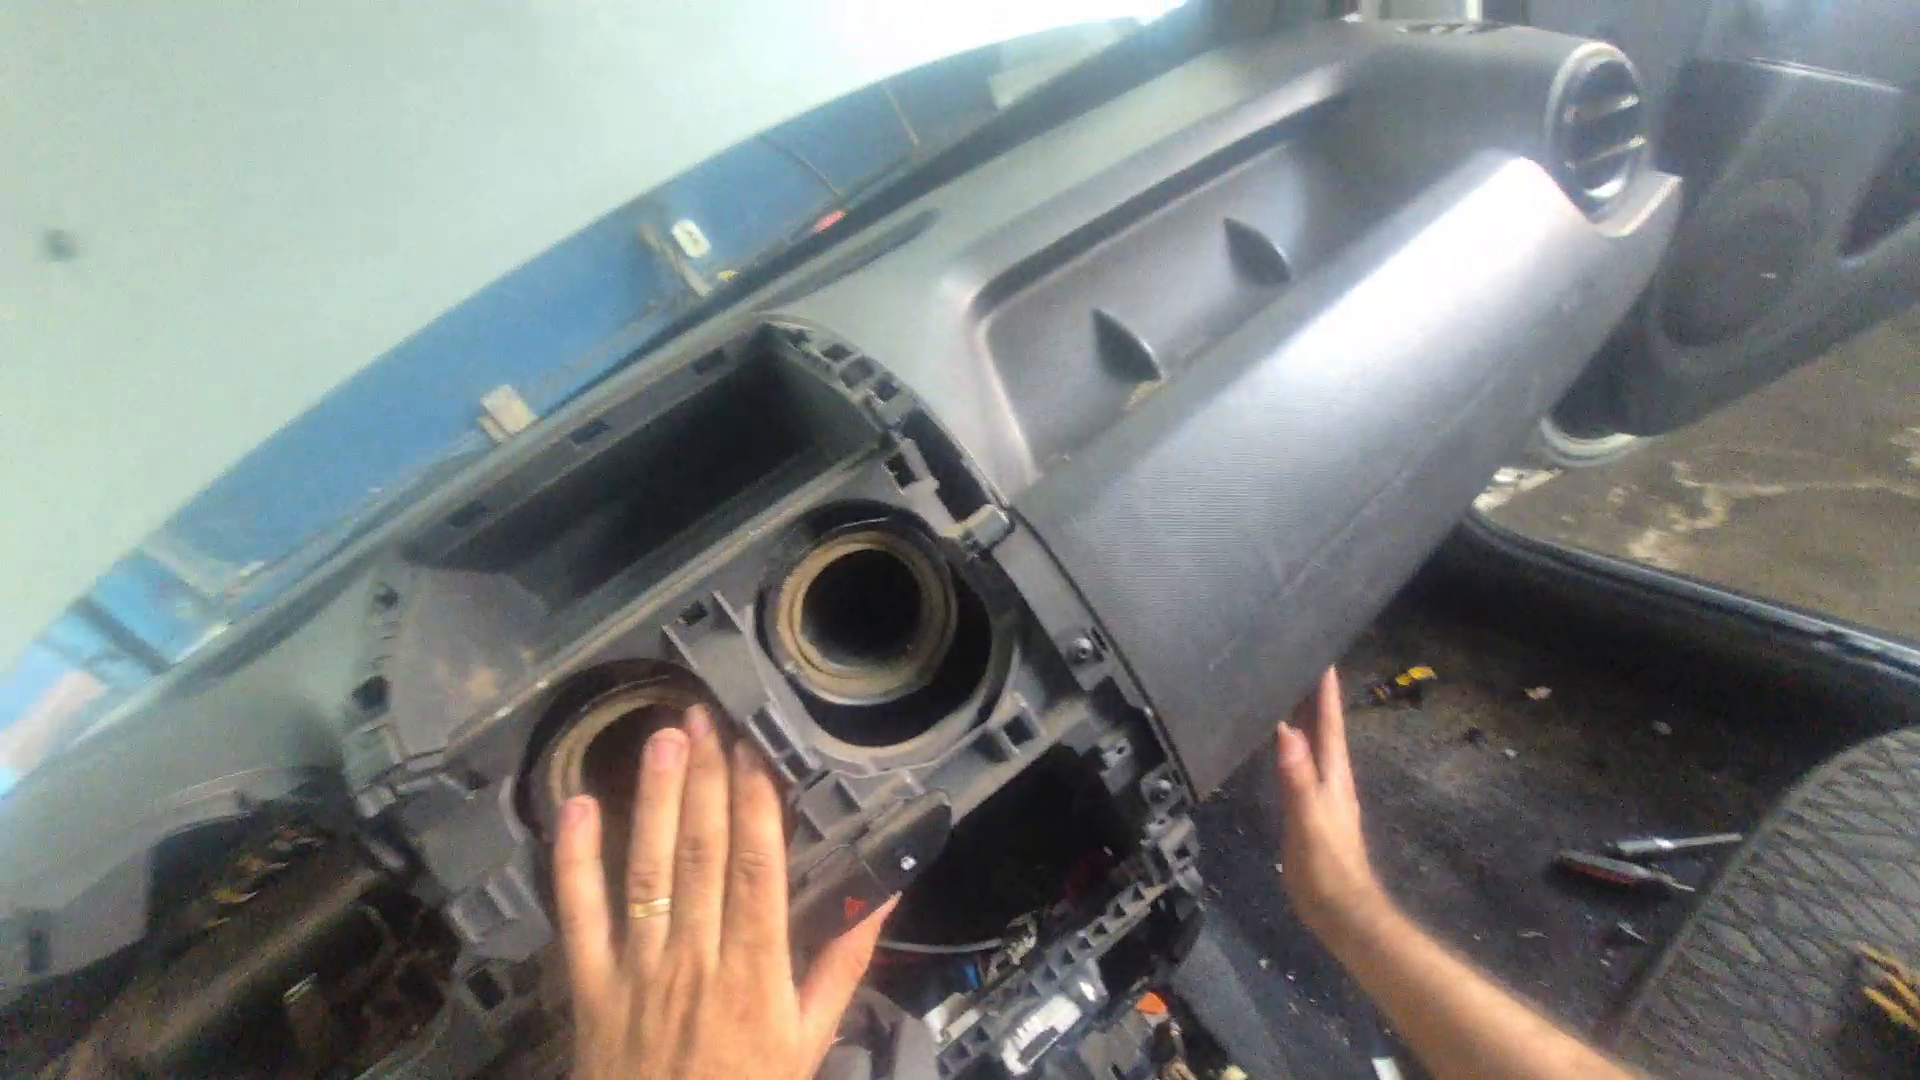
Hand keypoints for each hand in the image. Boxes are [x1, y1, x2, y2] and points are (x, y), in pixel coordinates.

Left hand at [552, 705, 894, 1079]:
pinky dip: (574, 861)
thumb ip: (845, 962)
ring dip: (654, 799)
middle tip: (706, 717)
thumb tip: (886, 891)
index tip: (755, 748)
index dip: (756, 804)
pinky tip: (576, 806)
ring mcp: (635, 970)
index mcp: (755, 971)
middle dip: (706, 779)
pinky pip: (577, 917)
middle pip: (701, 854)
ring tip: (662, 739)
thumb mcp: (811, 1039)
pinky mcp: (587, 986)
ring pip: (646, 870)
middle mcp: (695, 958)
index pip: (757, 869)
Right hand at [1275, 667, 1388, 938]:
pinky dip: (1295, 746)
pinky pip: (1303, 765)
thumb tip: (1288, 732)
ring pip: (1315, 746)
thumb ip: (1298, 779)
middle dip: (1315, 698)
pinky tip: (1284, 745)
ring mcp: (1323, 796)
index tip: (1322, 658)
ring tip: (1290, 694)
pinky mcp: (1312, 811)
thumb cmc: (1326, 868)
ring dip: (1306, 719)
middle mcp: (1331, 780)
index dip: (1326, 693)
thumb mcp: (1308, 821)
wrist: (1342, 915)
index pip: (1329, 726)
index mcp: (1333, 777)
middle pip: (1324, 730)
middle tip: (1299, 664)